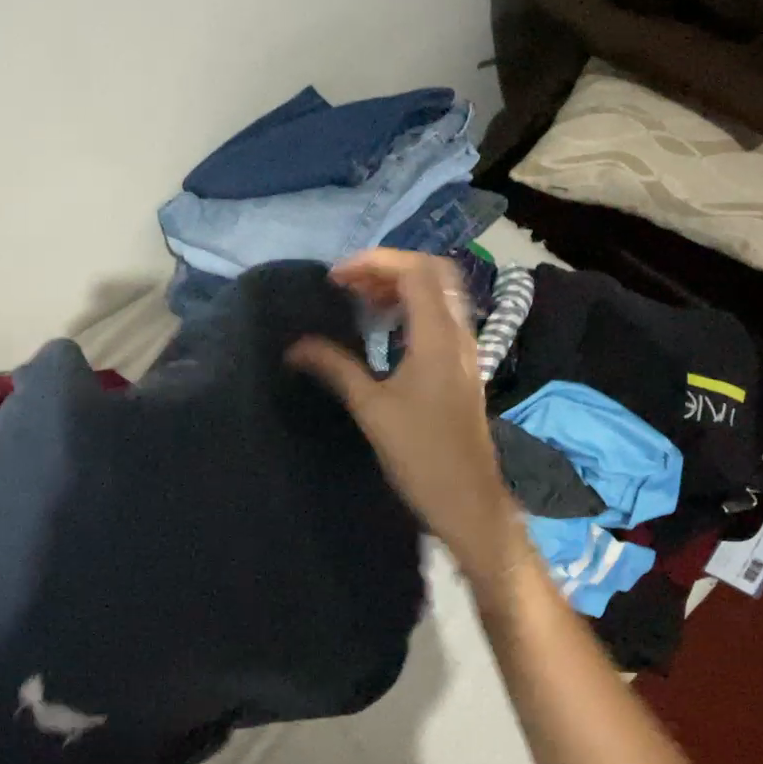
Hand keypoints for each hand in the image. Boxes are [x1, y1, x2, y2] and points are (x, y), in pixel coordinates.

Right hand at [288, 249, 520, 571]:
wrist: (467, 500)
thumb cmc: (420, 455)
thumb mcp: (371, 409)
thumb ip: (335, 368)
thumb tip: (295, 347)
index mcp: (438, 337)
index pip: (414, 271)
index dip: (374, 263)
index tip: (335, 278)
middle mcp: (459, 335)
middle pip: (433, 274)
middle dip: (388, 268)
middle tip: (349, 285)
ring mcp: (465, 352)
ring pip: (439, 296)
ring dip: (401, 288)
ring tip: (361, 303)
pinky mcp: (462, 369)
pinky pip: (440, 319)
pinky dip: (412, 310)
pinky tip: (384, 332)